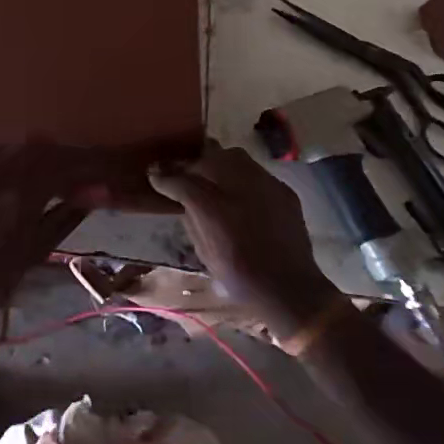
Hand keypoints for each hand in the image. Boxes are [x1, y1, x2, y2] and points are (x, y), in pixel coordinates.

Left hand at [0, 143, 98, 307]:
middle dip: (59, 160)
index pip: (69, 162)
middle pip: (40, 149)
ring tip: (31, 185)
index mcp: (22, 187)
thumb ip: (67, 214)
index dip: (91, 164)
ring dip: (26, 162)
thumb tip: (98, 192)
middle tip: (70, 178)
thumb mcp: (33, 250)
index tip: (103, 172)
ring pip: (7, 150)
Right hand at [147, 143, 340, 331]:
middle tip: (186, 174)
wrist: (289, 287)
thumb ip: (191, 219)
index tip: (155, 174)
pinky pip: (257, 172)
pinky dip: (244, 177)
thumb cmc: (240, 277)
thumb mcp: (204, 251)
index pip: (182, 180)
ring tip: (213, 179)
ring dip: (220, 164)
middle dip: (194, 162)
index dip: (166, 176)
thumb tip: (183, 201)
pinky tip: (241, 193)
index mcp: (212, 208)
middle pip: (210, 156)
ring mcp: (266, 184)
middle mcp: (239, 187)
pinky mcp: (283, 189)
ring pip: (236, 158)